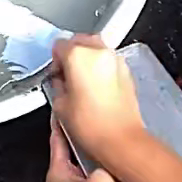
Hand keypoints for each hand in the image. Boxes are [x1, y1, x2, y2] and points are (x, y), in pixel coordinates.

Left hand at [45, 120, 128, 181]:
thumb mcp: (99, 180)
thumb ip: (106, 163)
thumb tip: (114, 157)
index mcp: (58, 173)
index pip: (58, 138)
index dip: (61, 121)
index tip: (64, 107)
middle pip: (79, 155)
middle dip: (91, 142)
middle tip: (102, 125)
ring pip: (97, 174)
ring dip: (109, 166)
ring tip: (121, 152)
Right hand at [47, 36, 148, 167]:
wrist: (121, 141)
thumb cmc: (93, 125)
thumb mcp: (59, 104)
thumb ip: (57, 84)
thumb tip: (61, 81)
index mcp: (78, 56)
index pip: (59, 45)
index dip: (54, 60)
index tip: (56, 73)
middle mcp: (99, 53)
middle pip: (79, 40)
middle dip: (71, 54)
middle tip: (67, 74)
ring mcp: (115, 61)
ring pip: (96, 48)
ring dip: (87, 59)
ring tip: (82, 82)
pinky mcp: (126, 72)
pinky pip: (108, 61)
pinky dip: (100, 68)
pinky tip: (96, 88)